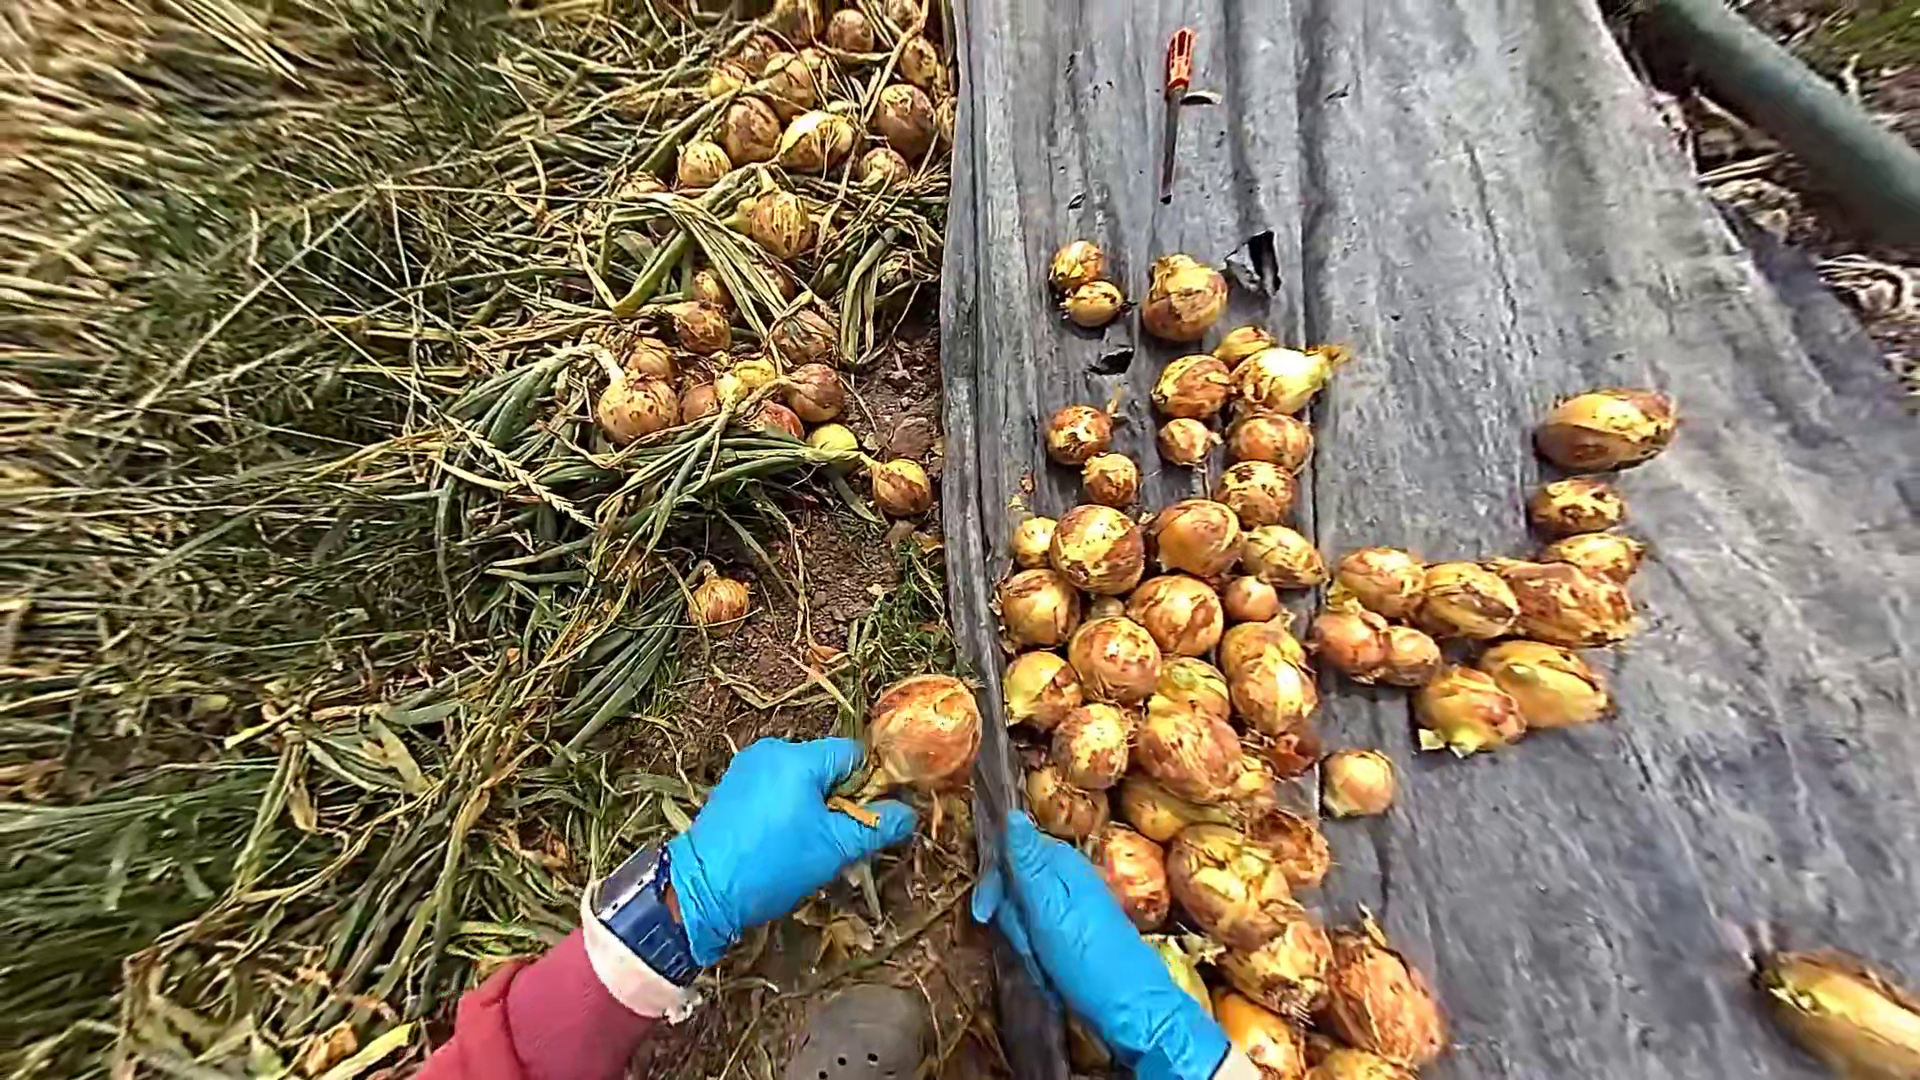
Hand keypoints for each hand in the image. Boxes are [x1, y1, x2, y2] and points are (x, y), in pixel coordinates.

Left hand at [668, 737, 916, 964]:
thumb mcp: (833, 849)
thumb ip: (876, 826)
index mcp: (799, 757)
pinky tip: (778, 837)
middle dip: (837, 797)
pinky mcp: (733, 784)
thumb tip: (910, 813)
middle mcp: (774, 750)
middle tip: (831, 836)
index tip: (858, 819)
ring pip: (802, 776)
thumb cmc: (771, 865)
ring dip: (812, 802)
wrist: (697, 893)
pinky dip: (786, 803)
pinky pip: (776, 784)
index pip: (852, 754)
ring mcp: (749, 765)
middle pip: (827, 764)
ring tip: (802, 842)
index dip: (864, 785)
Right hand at [971, 813, 1227, 1079]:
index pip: (1009, 852)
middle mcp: (1067, 874)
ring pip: (1025, 914)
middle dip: (1014, 921)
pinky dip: (1039, 956)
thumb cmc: (1086, 956)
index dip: (993, 883)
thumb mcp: (1048, 906)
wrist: (1133, 1011)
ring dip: (1026, 944)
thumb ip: (1027, 859)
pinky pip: (1041, 934)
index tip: (982, 915)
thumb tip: (1011, 812)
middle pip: (1015, 885)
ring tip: (1043, 967)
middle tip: (1028, 947)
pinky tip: (1049, 975)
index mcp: (1060, 860)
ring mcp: (1072, 903)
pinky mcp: (1075, 930)